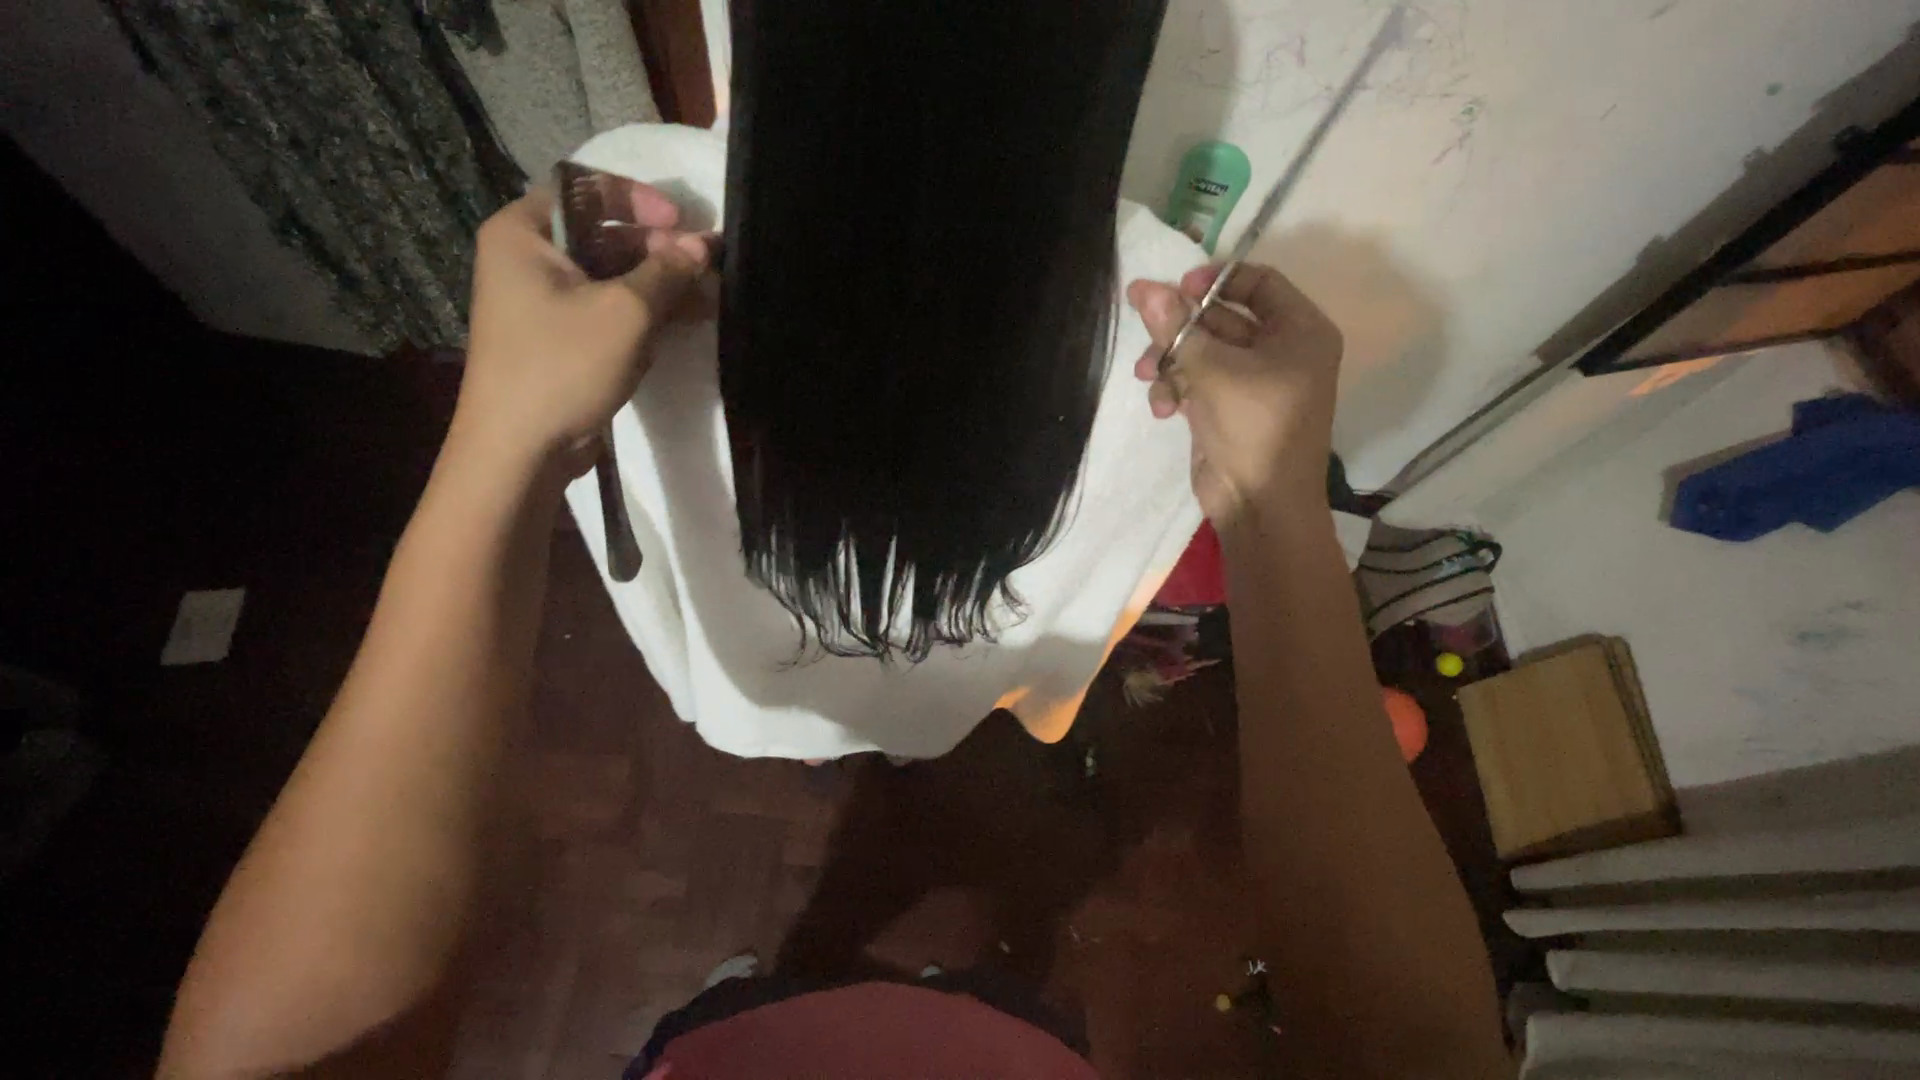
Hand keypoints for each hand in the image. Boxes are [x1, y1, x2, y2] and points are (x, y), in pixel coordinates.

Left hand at [452, 184, 712, 471]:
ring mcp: (542, 302)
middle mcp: (527, 258)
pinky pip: (607, 310)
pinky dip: (643, 314)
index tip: (681, 224)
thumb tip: (703, 245)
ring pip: (610, 276)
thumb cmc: (563, 366)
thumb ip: (667, 271)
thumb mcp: (626, 312)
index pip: (584, 187)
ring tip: (707, 302)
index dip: (637, 198)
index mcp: (524, 232)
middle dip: (658, 250)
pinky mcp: (560, 340)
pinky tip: (682, 324)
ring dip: (659, 286)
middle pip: (602, 233)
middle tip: (704, 272)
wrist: (520, 449)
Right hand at [1126, 263, 1342, 526]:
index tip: (1177, 288)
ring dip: (1170, 360)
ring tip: (1147, 375)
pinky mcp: (1226, 409)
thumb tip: (1143, 288)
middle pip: (1221, 317)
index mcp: (1299, 331)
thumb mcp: (1214, 371)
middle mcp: (1280, 351)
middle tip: (1140, 322)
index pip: (1258, 282)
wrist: (1260, 506)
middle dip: (1180, 327)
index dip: (1216, 279)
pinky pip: (1195, 382)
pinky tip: (1163, 409)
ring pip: (1201, 351)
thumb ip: (1177, 328)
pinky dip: (1175, 389)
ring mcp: (1251, 382)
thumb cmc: (1254, 428)